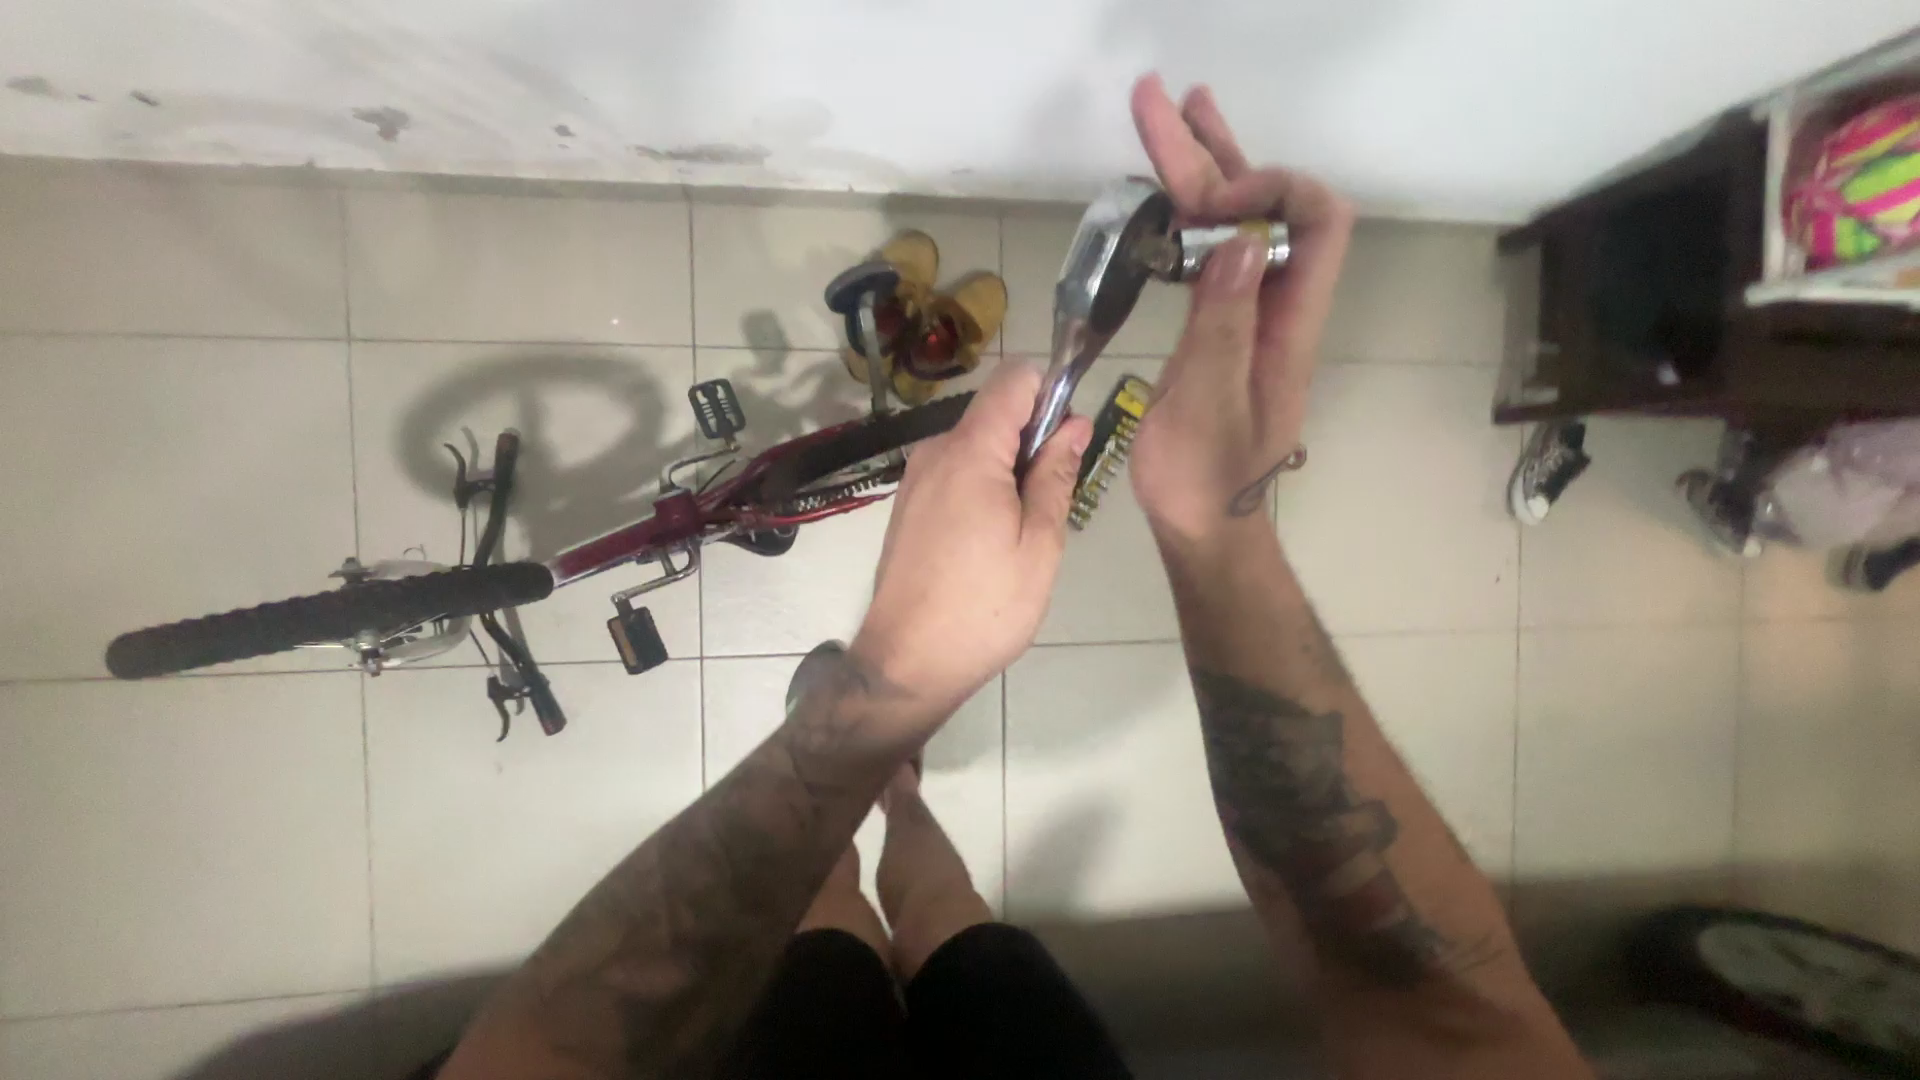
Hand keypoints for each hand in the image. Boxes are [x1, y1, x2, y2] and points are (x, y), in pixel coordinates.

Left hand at [851, 362, 1092, 723]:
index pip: (1013, 380)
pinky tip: (991, 542)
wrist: (907, 662)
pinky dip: (982, 489)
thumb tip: (1072, 424)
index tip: (1069, 438)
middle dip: (1032, 442)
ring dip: (1008, 471)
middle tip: (1051, 504)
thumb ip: (1056, 476)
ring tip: (1022, 533)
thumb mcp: (1039, 545)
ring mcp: (915, 479)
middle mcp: (934, 452)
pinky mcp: (907, 505)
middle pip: (994, 415)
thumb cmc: (984, 608)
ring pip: (975, 447)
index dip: (1050, 393)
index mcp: (970, 452)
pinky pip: (954, 474)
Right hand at [1125, 74, 1354, 542]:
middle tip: (1167, 102)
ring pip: (1234, 228)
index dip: (1272, 187)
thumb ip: (1225, 327)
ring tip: (1164, 120)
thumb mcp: (1210, 407)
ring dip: (1202, 172)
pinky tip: (1159, 202)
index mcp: (1289, 322)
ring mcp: (1243, 315)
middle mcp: (1274, 306)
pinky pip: (1208, 258)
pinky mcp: (1215, 329)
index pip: (1316, 221)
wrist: (1203, 520)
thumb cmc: (1205, 478)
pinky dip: (1185, 220)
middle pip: (1265, 210)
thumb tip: (1242, 240)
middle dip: (1217, 153)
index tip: (1210, 196)